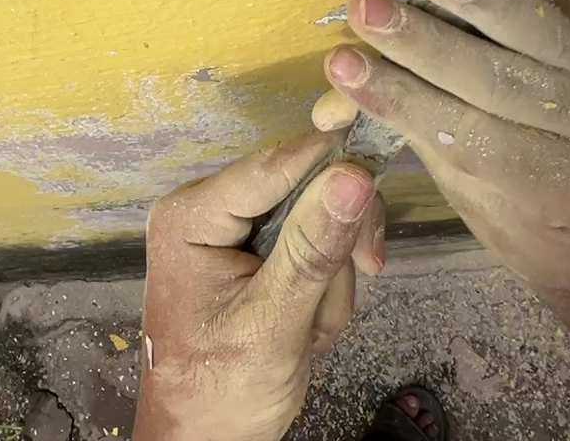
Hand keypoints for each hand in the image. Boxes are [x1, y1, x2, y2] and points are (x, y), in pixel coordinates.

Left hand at [134, 132, 387, 440]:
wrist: (202, 439)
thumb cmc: (222, 390)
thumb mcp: (273, 325)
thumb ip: (312, 249)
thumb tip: (354, 175)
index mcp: (191, 214)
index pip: (270, 166)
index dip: (326, 157)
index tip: (378, 157)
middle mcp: (206, 204)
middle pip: (297, 184)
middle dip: (333, 237)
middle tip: (368, 267)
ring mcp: (228, 224)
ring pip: (312, 213)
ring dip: (330, 271)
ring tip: (313, 325)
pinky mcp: (249, 244)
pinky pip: (307, 238)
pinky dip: (323, 280)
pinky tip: (308, 319)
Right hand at [314, 0, 569, 292]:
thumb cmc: (537, 230)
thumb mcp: (478, 205)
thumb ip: (427, 135)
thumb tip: (351, 77)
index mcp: (566, 208)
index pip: (469, 139)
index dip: (401, 98)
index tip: (341, 62)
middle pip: (507, 85)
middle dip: (427, 44)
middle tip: (366, 9)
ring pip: (553, 41)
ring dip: (485, 1)